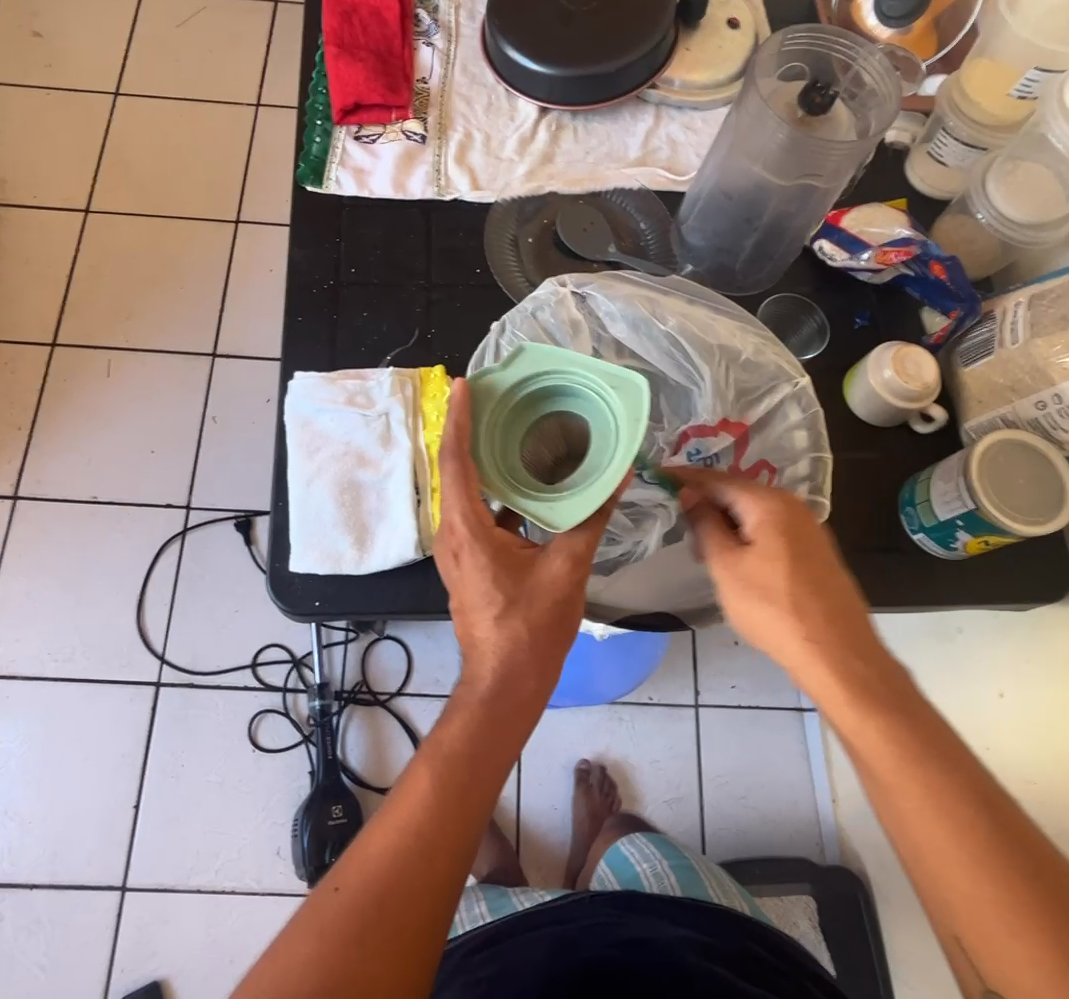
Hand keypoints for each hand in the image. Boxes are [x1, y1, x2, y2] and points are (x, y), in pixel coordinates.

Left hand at [434, 378, 618, 696]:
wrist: (505, 683)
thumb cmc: (530, 629)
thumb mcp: (566, 570)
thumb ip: (589, 520)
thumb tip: (616, 480)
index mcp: (467, 529)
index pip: (457, 460)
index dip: (459, 418)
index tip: (465, 384)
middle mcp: (452, 533)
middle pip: (457, 470)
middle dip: (473, 431)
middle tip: (498, 397)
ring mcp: (458, 550)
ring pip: (468, 493)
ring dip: (487, 462)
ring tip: (515, 429)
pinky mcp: (469, 562)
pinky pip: (478, 514)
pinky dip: (498, 493)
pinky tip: (527, 483)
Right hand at [669, 466, 877, 673]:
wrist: (835, 652)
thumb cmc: (772, 608)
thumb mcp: (726, 566)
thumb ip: (705, 524)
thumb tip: (690, 493)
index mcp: (769, 503)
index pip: (717, 479)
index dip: (685, 477)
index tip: (657, 476)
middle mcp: (792, 506)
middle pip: (739, 493)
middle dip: (706, 502)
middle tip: (675, 518)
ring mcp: (808, 529)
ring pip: (755, 514)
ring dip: (725, 522)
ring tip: (700, 546)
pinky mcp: (814, 552)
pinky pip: (771, 531)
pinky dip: (746, 536)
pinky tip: (733, 559)